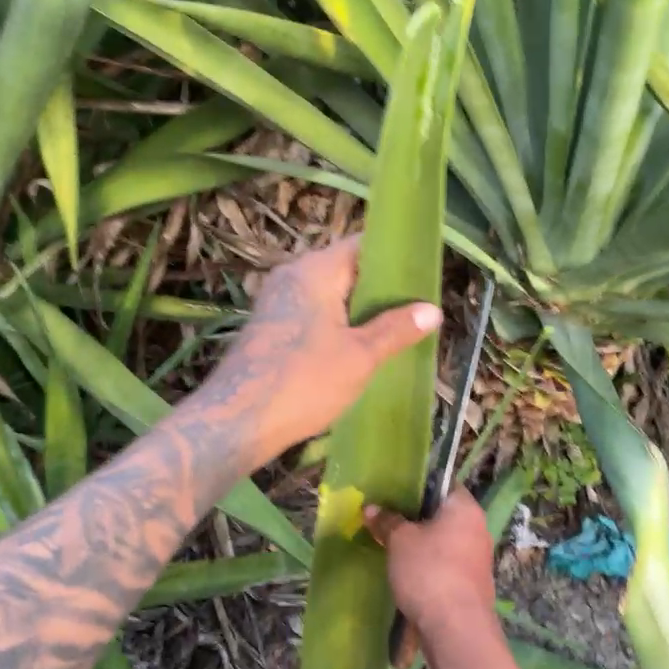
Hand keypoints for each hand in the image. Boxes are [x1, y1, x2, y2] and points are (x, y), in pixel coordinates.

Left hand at [203, 236, 441, 457]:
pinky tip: (358, 348)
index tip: (424, 275)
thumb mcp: (360, 356)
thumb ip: (396, 329)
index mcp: (315, 270)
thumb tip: (433, 310)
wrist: (234, 423)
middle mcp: (292, 275)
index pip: (362, 244)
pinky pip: (313, 312)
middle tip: (417, 307)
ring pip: (330, 293)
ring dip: (359, 309)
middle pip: (347, 268)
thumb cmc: (303, 381)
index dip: (396, 256)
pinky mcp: (269, 326)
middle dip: (381, 288)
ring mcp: (276, 301)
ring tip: (396, 329)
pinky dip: (337, 323)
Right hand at [363, 490, 495, 635]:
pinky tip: (408, 577)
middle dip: (417, 520)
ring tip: (393, 551)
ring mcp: (478, 559)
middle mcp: (478, 528)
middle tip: (388, 523)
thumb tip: (372, 508)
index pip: (443, 484)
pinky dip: (430, 569)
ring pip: (445, 543)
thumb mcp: (400, 541)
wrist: (456, 629)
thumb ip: (387, 521)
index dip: (419, 487)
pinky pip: (447, 567)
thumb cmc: (429, 571)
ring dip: (423, 547)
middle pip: (443, 515)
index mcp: (465, 508)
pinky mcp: (473, 585)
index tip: (395, 496)